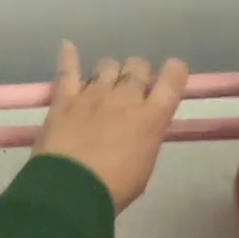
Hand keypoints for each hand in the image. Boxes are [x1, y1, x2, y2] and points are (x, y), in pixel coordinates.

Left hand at [32, 41, 189, 212]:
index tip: (171, 74)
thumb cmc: (114, 188)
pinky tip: (67, 45)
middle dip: (137, 74)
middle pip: (136, 66)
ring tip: (105, 83)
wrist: (71, 191)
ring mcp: (93, 95)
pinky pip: (67, 71)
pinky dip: (68, 57)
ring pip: (107, 65)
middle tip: (131, 90)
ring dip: (110, 72)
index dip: (173, 71)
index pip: (172, 78)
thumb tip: (140, 128)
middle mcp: (125, 98)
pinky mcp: (65, 99)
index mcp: (151, 117)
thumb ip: (145, 138)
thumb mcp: (144, 166)